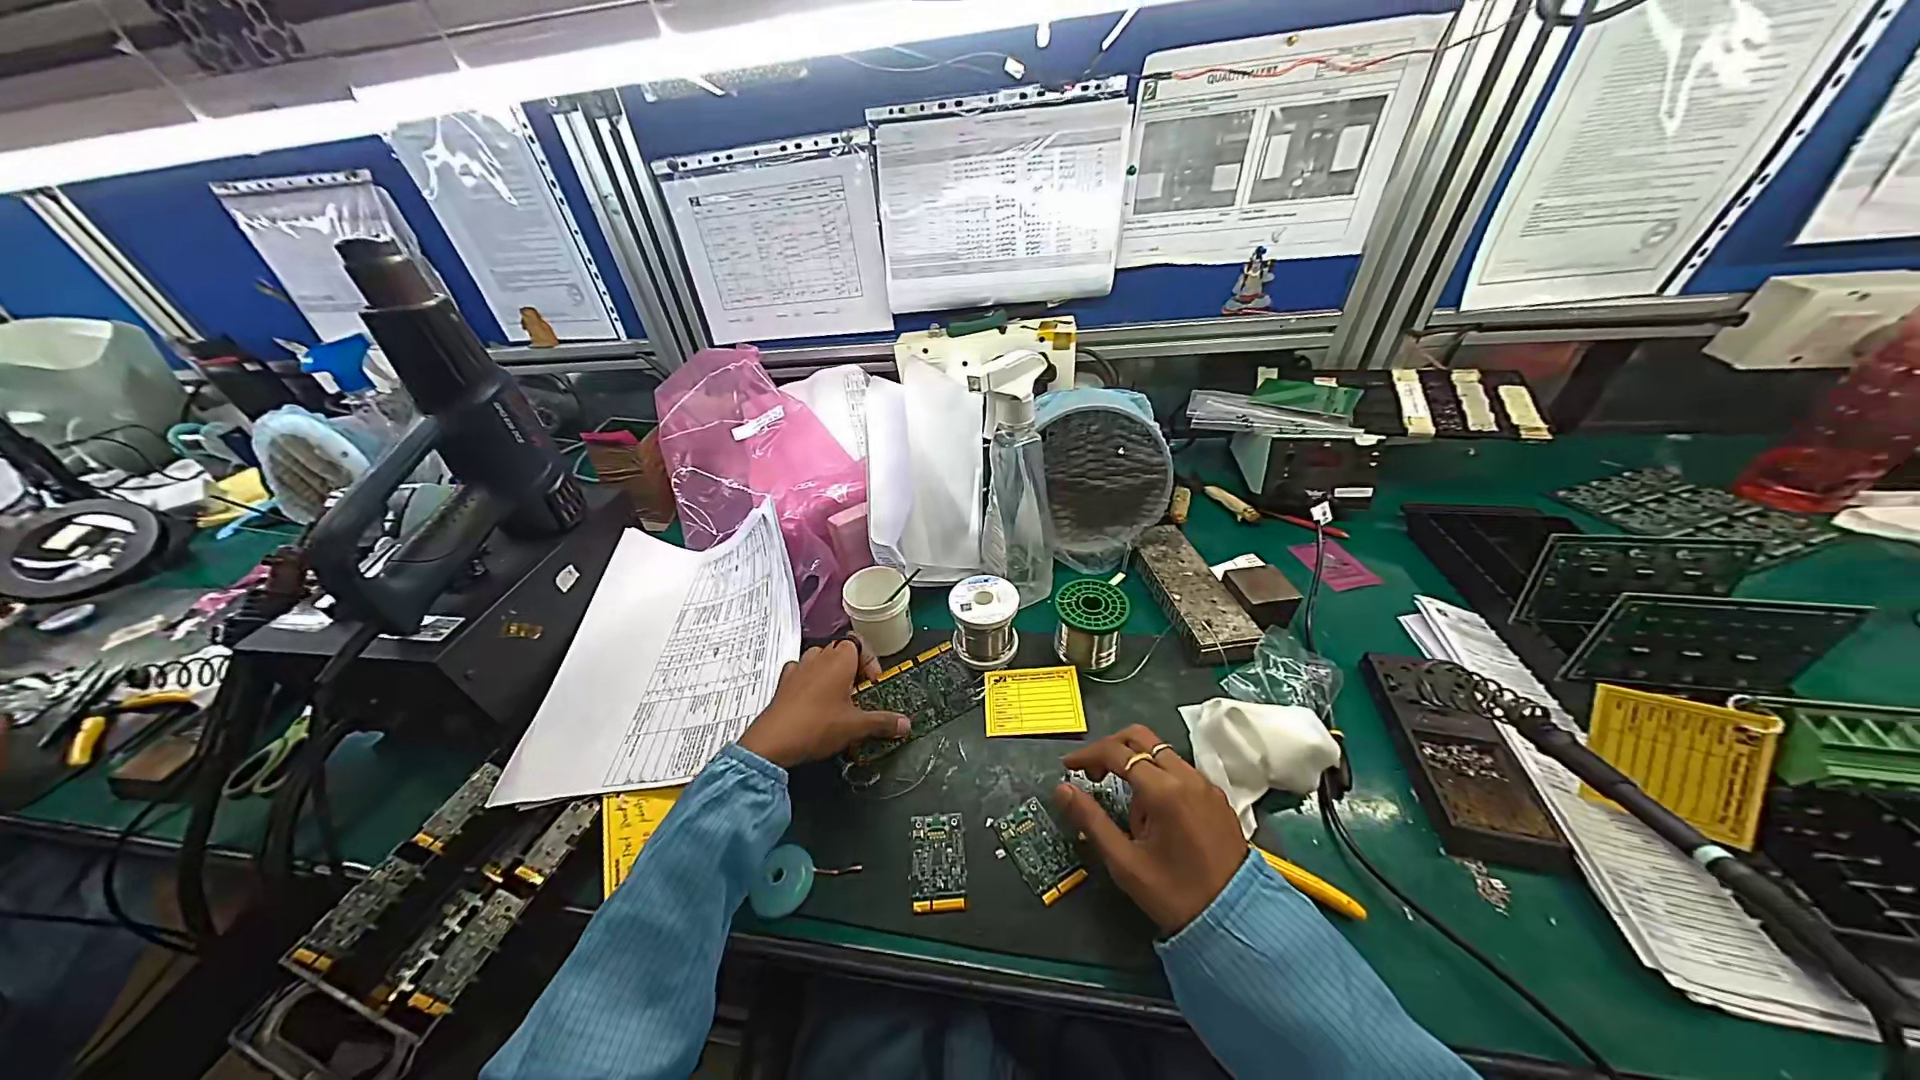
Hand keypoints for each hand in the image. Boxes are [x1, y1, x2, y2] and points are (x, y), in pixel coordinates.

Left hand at [738, 640, 907, 768]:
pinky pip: (801, 674)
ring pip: (820, 661)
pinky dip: (809, 684)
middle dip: (853, 671)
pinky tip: (814, 705)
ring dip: (830, 675)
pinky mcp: (784, 683)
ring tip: (838, 701)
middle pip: (841, 652)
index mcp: (840, 659)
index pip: (860, 644)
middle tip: (859, 696)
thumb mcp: (857, 726)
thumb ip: (883, 722)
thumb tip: (903, 723)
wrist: (774, 742)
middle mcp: (818, 657)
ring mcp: (798, 668)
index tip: (873, 684)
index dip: (870, 663)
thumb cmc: (814, 725)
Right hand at [1054, 725, 1246, 935]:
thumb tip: (1064, 789)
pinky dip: (1157, 774)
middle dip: (1110, 748)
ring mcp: (1205, 784)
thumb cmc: (1175, 894)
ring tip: (1125, 803)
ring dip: (1134, 762)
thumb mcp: (1125, 863)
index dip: (1087, 755)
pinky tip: (1152, 810)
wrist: (1236, 920)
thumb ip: (1091, 820)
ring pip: (1160, 751)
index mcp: (1164, 791)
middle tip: (1092, 772)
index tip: (1069, 767)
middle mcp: (1187, 777)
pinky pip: (1179, 769)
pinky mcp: (1216, 795)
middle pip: (1140, 737)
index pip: (1116, 752)